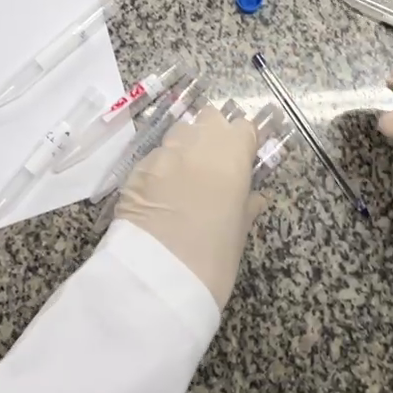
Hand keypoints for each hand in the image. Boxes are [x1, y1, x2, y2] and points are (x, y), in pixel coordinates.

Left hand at [116, 106, 264, 307]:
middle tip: (213, 164)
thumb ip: (246, 207)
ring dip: (184, 148)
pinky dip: (160, 170)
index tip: (243, 159)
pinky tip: (159, 195)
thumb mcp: (239, 233)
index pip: (244, 128)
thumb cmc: (214, 256)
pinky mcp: (137, 166)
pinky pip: (155, 158)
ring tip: (184, 178)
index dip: (243, 143)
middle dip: (212, 134)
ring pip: (179, 133)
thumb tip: (255, 198)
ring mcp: (165, 150)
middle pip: (209, 118)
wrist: (159, 274)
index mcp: (232, 154)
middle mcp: (199, 142)